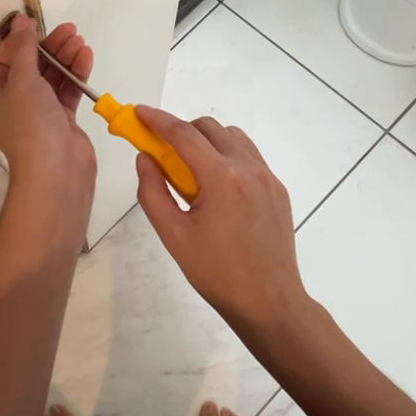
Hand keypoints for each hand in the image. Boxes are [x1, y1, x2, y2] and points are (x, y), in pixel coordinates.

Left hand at [0, 14, 96, 207]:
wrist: (56, 173)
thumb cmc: (30, 125)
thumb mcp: (22, 81)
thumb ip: (23, 49)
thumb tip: (20, 21)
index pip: (1, 61)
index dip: (17, 42)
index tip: (36, 25)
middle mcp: (14, 103)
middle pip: (30, 66)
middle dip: (49, 47)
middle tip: (69, 30)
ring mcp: (39, 113)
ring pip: (52, 77)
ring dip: (65, 58)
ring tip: (80, 41)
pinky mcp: (62, 120)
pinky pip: (68, 91)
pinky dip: (76, 74)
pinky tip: (86, 57)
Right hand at [133, 106, 308, 330]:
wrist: (269, 302)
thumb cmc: (216, 273)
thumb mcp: (173, 235)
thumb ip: (152, 191)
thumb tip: (145, 158)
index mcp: (221, 180)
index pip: (183, 134)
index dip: (157, 120)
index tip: (138, 113)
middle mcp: (248, 169)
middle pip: (208, 128)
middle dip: (180, 131)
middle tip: (161, 151)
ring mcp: (267, 177)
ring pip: (231, 137)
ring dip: (206, 141)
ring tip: (191, 171)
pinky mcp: (277, 188)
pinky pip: (248, 155)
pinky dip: (226, 155)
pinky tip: (216, 186)